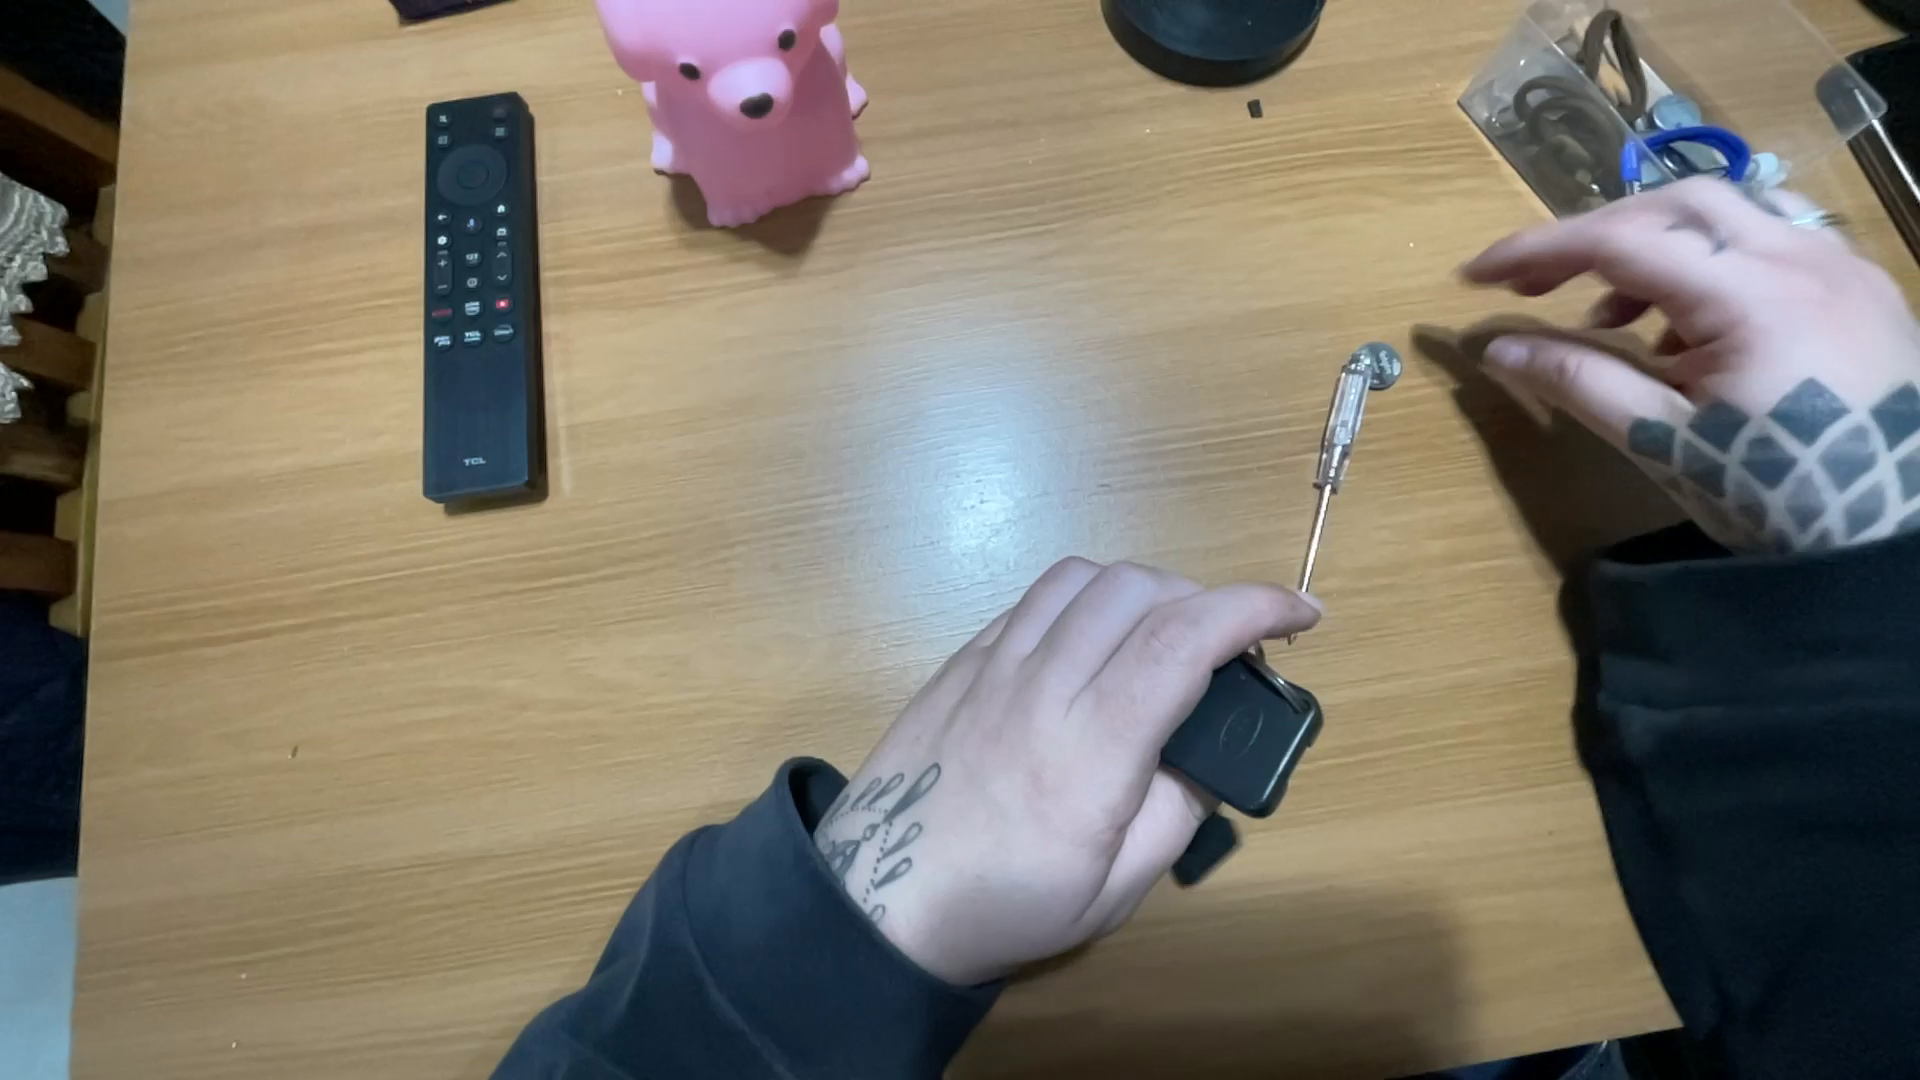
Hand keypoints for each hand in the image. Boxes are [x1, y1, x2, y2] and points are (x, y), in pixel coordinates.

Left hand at [813, 558, 1319, 985]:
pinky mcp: (963, 657)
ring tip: (1157, 628)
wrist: (880, 891)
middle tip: (1223, 638)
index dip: (1251, 609)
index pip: (1180, 643)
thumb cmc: (1004, 904)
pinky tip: (1089, 637)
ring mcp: (993, 662)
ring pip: (1080, 578)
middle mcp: (1041, 686)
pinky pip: (1033, 598)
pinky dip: (1082, 598)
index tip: (1300, 612)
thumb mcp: (1114, 888)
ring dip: (1140, 586)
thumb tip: (1204, 747)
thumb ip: (1176, 809)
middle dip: (1201, 594)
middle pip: (1134, 590)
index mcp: (1090, 751)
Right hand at [1462, 177, 1919, 553]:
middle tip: (1526, 283)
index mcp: (1750, 297)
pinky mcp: (1850, 288)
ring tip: (1599, 313)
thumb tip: (1495, 348)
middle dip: (1588, 235)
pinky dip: (1692, 266)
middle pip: (1676, 204)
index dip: (1536, 250)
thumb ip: (1574, 380)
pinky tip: (1669, 326)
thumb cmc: (1766, 484)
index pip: (1622, 242)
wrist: (1891, 524)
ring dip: (1643, 246)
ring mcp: (1837, 268)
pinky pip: (1760, 245)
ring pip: (1724, 215)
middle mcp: (1802, 259)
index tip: (1473, 275)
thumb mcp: (1654, 437)